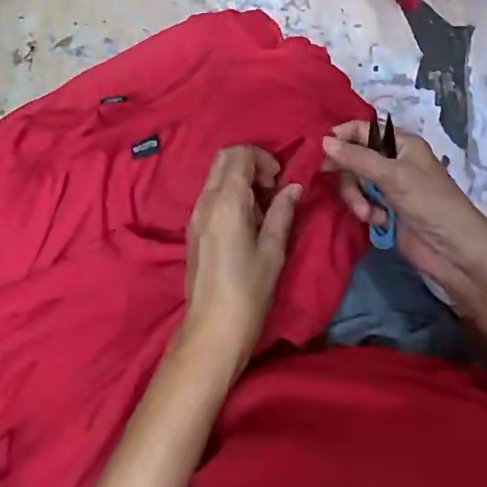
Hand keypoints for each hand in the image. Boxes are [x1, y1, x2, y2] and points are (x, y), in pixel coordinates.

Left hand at [181, 145, 299, 365]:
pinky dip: (230, 194)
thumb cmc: (248, 291)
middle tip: (272, 186)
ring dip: (240, 179)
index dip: (262, 158)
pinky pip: (211, 195)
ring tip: (264, 207)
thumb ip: (282, 212)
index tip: (278, 179)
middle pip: (224, 158)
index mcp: (226, 201)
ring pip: (216, 176)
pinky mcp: (193, 230)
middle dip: (250, 162)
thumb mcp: (273, 250)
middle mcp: (206, 201)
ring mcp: (195, 215)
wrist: (211, 332)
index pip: (239, 154)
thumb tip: (293, 187)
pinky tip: (247, 221)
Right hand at [322, 121, 486, 303]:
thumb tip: (323, 140)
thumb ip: (357, 158)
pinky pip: (361, 202)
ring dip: (356, 197)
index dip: (343, 137)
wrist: (455, 252)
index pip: (364, 130)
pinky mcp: (385, 210)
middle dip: (348, 174)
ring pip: (355, 182)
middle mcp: (394, 161)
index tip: (322, 149)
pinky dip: (364, 210)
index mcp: (402, 143)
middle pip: (355, 157)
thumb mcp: (394, 176)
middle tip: (335, 182)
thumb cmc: (430, 203)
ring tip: (368, 214)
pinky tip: (376, 221)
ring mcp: (389, 187)